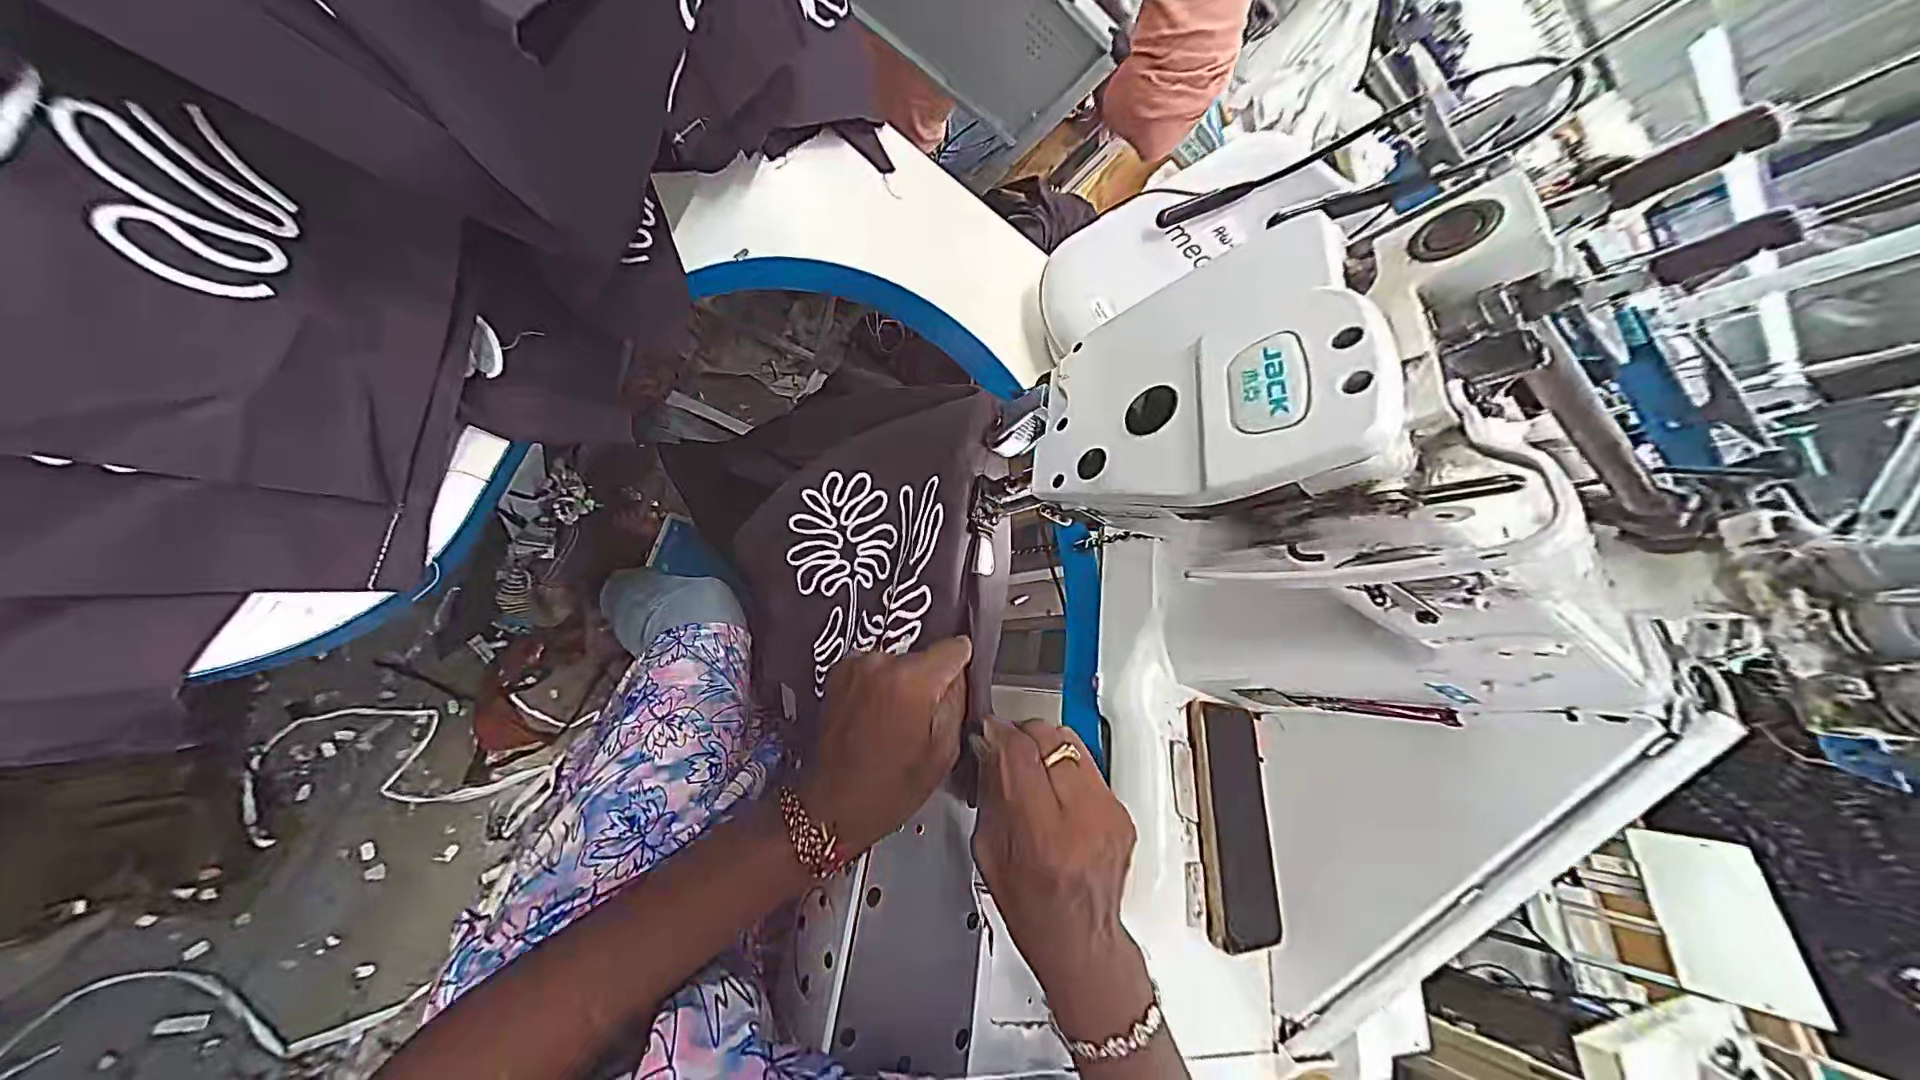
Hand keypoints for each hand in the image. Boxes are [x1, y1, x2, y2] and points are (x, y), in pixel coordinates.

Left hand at [797, 637, 971, 854]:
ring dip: (903, 684)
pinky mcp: (838, 672)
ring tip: (895, 722)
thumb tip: (958, 676)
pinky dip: (880, 686)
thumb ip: (957, 702)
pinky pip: (876, 670)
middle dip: (930, 682)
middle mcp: (881, 661)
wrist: (832, 804)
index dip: (962, 666)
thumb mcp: (943, 752)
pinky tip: (874, 718)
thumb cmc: (890, 787)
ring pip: (899, 663)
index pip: (954, 647)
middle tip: (922, 720)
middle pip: (924, 657)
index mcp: (911, 680)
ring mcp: (855, 664)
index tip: (957, 687)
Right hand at [971, 717, 1149, 1039]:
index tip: (989, 731)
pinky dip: (1067, 767)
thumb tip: (990, 747)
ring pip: (1072, 742)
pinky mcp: (1122, 812)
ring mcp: (1108, 815)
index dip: (1000, 733)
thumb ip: (990, 793)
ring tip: (1032, 770)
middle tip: (1008, 749)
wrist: (1081, 939)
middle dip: (1022, 735)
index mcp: (1043, 836)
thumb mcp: (989, 852)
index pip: (1021, 753)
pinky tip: (1055, 790)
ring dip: (1046, 746)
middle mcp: (1082, 821)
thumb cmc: (1033, 908)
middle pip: (1050, 737)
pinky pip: (1089, 765)